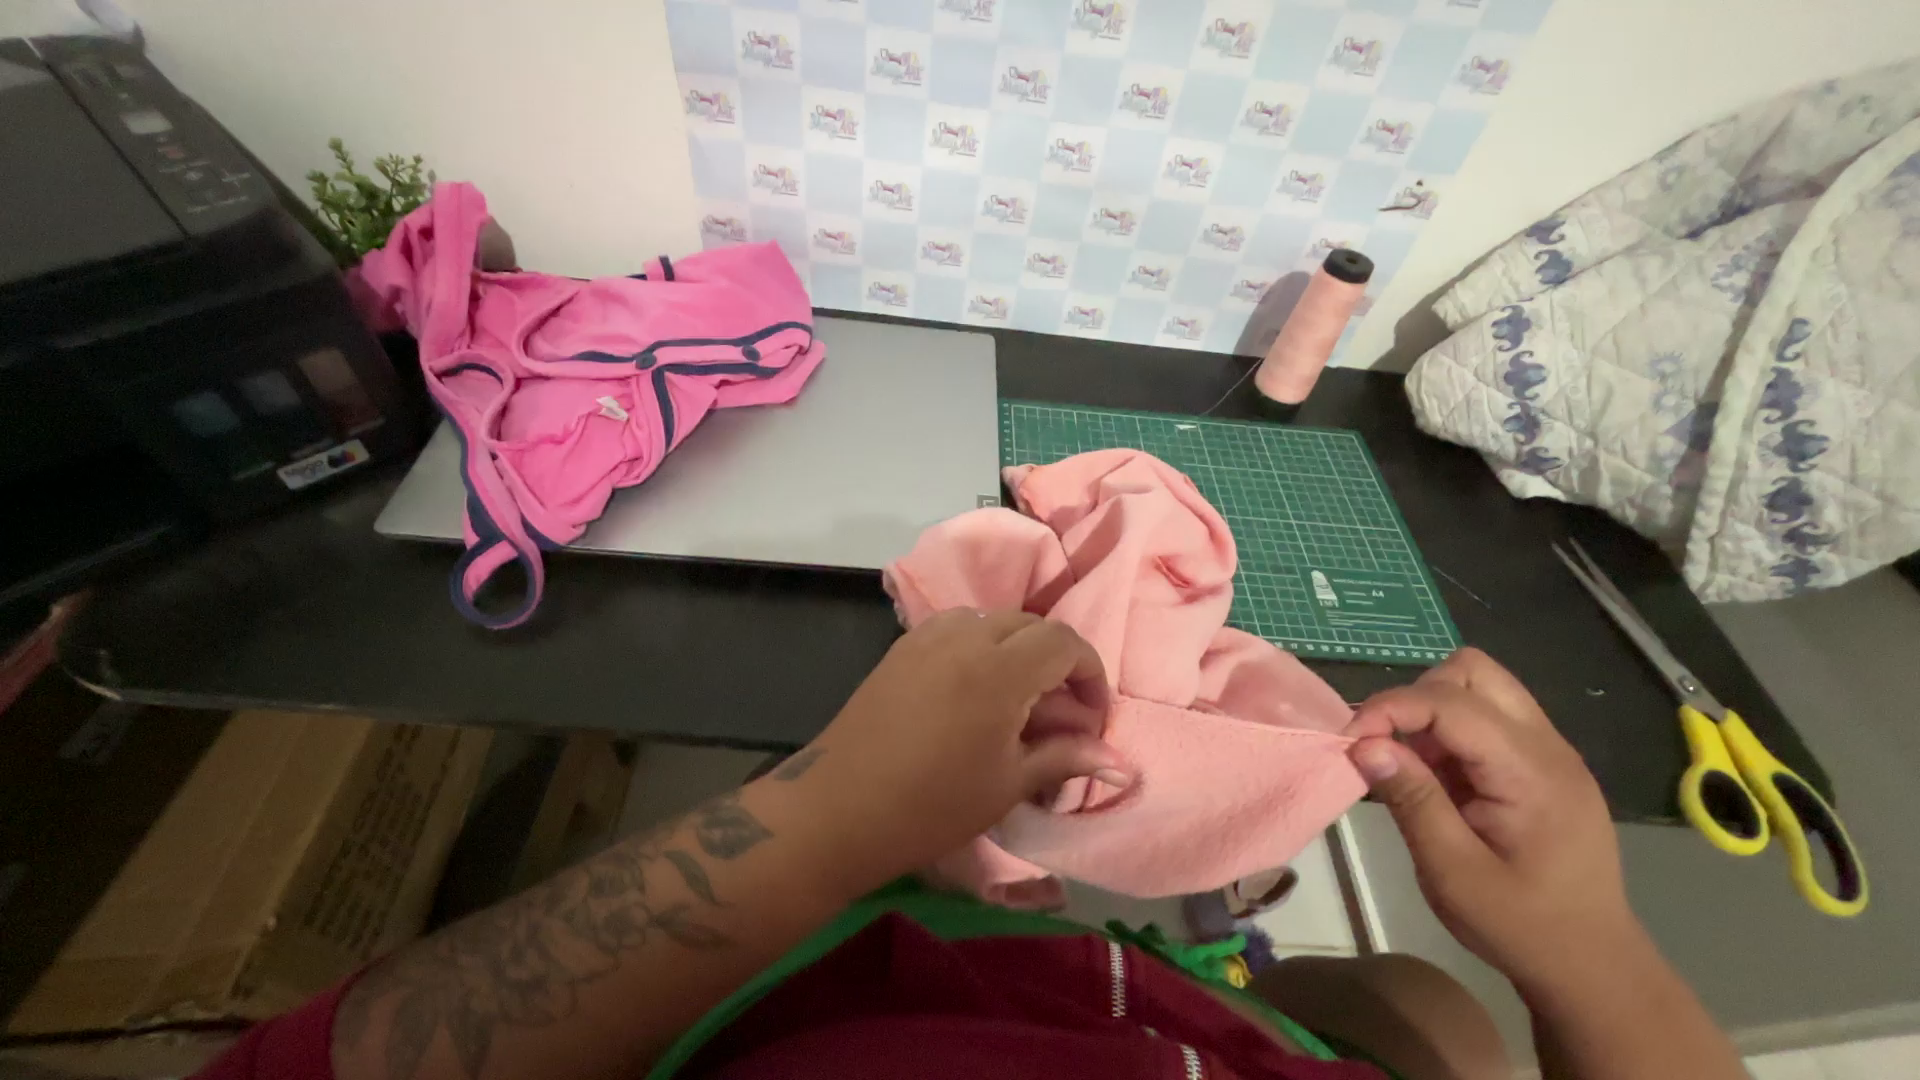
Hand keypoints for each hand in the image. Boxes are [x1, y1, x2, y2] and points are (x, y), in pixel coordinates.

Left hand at [763, 609, 1130, 890]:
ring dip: (1017, 649)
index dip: (1090, 674)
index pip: (1064, 642)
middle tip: (1061, 713)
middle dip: (1057, 661)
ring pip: (992, 621)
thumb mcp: (1008, 784)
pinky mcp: (901, 648)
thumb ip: (1065, 758)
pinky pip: (956, 628)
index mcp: (999, 669)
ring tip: (1018, 700)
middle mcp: (965, 637)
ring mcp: (927, 637)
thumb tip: (1120, 764)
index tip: (1092, 718)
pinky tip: (974, 690)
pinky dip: (980, 646)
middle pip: (1031, 625)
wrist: (838, 811)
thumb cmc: (932, 806)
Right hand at [1345, 648, 1643, 993]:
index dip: (1390, 707)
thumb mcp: (1453, 871)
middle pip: (1471, 671)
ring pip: (1478, 685)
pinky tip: (1436, 777)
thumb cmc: (1521, 925)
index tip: (1350, 741)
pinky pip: (1485, 716)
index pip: (1451, 702)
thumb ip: (1411, 799)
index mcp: (1531, 772)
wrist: (1592, 967)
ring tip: (1412, 761)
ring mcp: (1548, 752)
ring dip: (1430, 710)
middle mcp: (1547, 746)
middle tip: (1386, 744)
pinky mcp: (1540, 763)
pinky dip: (1446, 730)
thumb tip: (1363, 745)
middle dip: (1414, 697)